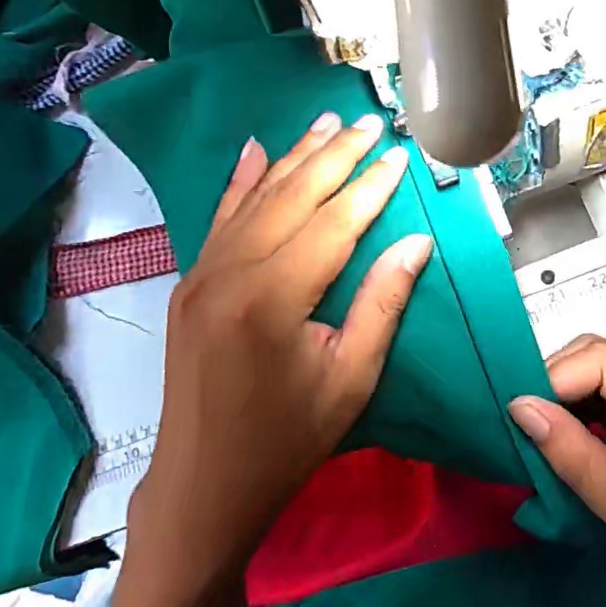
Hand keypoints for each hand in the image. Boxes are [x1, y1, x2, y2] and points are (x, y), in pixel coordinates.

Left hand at [128, 112, 432, 582]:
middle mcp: (229, 273)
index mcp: (272, 299)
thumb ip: (382, 304)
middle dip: (335, 156)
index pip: (333, 223)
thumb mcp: (350, 380)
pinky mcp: (189, 284)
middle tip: (367, 121)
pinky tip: (254, 150)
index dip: (370, 186)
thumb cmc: (286, 441)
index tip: (398, 153)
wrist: (203, 485)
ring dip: (295, 158)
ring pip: (255, 200)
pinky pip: (219, 220)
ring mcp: (200, 275)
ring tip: (326, 122)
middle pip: (292, 198)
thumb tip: (416, 242)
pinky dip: (241, 182)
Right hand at [506, 335, 605, 606]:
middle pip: (602, 352)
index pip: (603, 360)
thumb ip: (576, 457)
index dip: (553, 379)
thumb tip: (520, 406)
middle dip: (555, 380)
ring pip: (605, 362)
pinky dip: (585, 400)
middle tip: (523, 420)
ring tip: (539, 425)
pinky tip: (568, 430)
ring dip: (567, 389)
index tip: (518, 416)